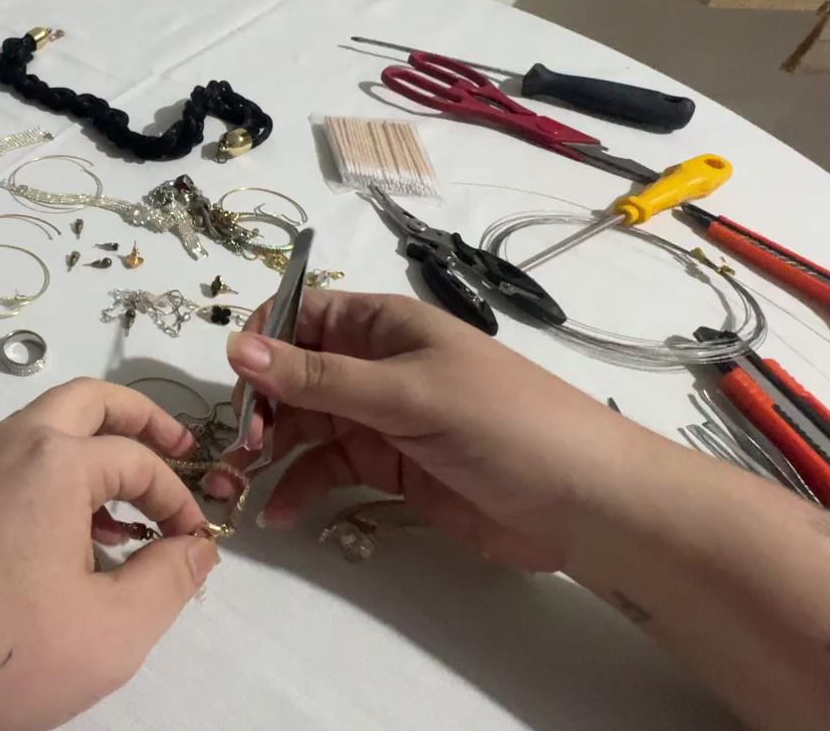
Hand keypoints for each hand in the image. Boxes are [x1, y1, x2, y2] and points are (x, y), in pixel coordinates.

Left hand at [0, 379, 219, 730]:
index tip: (197, 544)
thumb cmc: (10, 644)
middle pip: (89, 399)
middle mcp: (16, 440)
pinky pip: (27, 455)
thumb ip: (169, 580)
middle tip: (179, 447)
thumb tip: (200, 547)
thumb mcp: (113, 628)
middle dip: (140, 417)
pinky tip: (86, 530)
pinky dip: (66, 469)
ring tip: (136, 502)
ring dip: (100, 444)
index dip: (177, 498)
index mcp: (55, 458)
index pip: (138, 460)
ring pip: (53, 423)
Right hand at [212, 289, 635, 569]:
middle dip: (258, 407)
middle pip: (288, 375)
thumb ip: (315, 376)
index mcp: (377, 325)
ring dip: (267, 452)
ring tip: (239, 485)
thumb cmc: (503, 424)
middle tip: (244, 446)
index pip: (297, 315)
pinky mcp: (382, 466)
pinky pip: (323, 469)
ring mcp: (373, 416)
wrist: (596, 512)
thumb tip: (233, 347)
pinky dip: (298, 488)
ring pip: (298, 425)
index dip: (261, 342)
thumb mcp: (404, 394)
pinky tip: (279, 513)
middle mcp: (367, 364)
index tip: (241, 383)